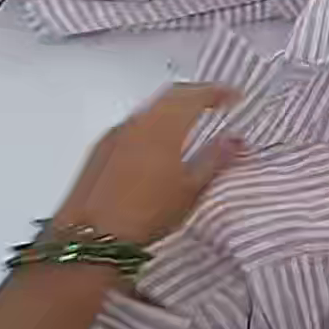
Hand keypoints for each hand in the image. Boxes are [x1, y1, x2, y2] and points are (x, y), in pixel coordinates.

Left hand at [52, 83, 244, 244]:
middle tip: (217, 101)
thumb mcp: (191, 189)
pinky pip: (136, 122)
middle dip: (197, 93)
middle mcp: (138, 122)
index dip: (218, 92)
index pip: (194, 95)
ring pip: (151, 107)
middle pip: (171, 94)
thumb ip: (215, 158)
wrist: (92, 237)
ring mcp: (116, 133)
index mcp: (164, 126)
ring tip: (193, 120)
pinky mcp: (101, 148)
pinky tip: (162, 140)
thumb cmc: (148, 213)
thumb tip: (236, 138)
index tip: (235, 96)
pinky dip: (156, 120)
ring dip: (175, 106)